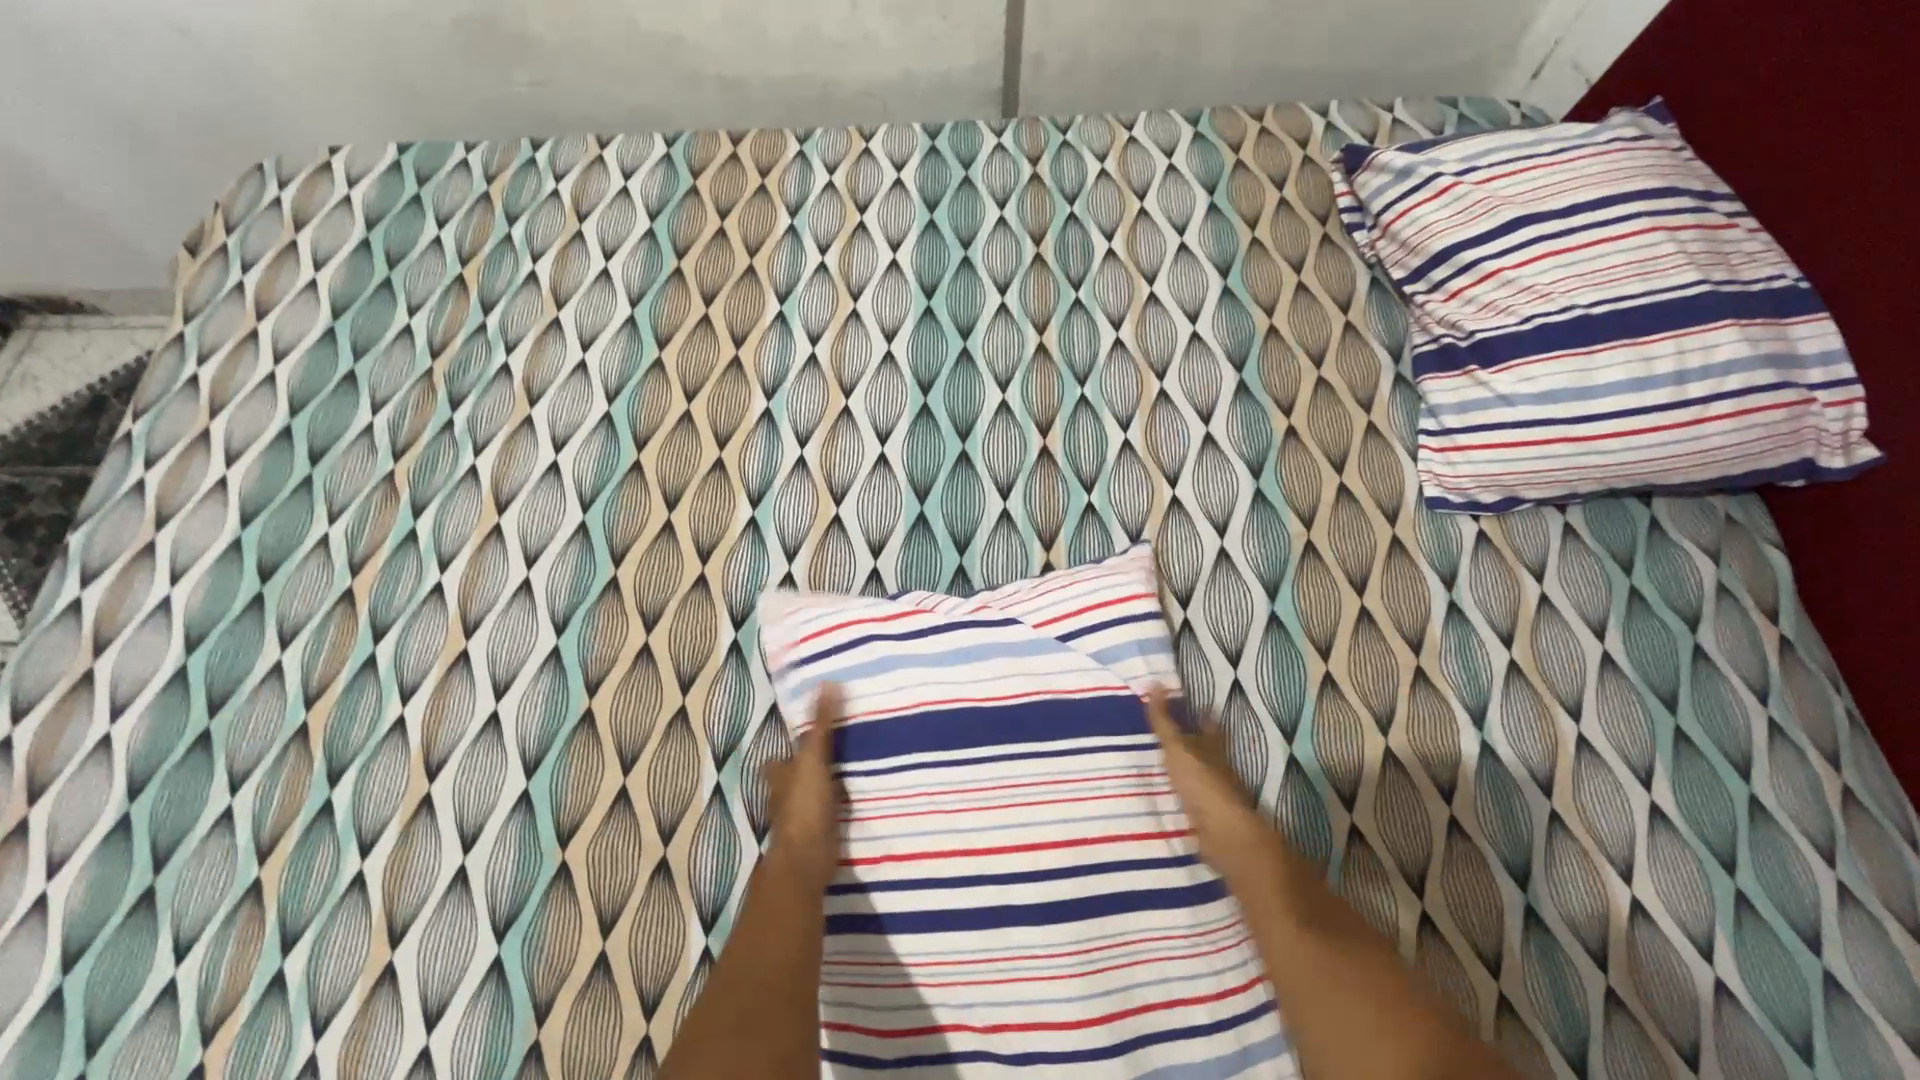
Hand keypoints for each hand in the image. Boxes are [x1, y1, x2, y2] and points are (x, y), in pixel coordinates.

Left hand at [764, 683, 844, 893]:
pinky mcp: (818, 833)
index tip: (813, 734)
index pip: (780, 757)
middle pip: (796, 775)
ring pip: (813, 793)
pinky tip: (857, 797)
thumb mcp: (814, 758)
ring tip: (855, 769)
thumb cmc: (804, 806)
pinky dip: (839, 805)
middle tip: (841, 748)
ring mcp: (801, 816)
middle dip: (811, 766)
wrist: (807, 860)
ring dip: (827, 785)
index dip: (792, 748)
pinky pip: (830, 811)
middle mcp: (785, 794)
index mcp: (778, 774)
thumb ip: (821, 724)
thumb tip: (828, 682)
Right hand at [1146, 685, 1281, 890]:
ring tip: (1161, 762)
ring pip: (1200, 773)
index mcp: (1214, 746)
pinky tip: (1168, 794)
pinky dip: (1182, 793)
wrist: (1222, 834)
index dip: (1197, 711)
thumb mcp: (1177, 748)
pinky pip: (1193, 798)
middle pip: (1205, 748)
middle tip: (1166, 732)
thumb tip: (1154, 682)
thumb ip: (1164, 721)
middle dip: (1191, 740)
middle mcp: (1218, 766)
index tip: (1181, 701)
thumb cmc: (1201, 784)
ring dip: (1186, 768)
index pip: (1207, 723)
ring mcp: (1216, 793)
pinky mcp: (1209, 816)